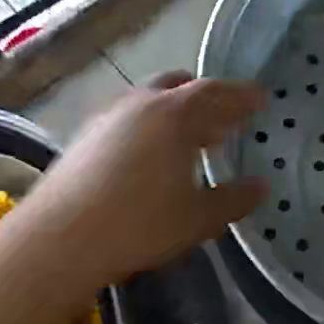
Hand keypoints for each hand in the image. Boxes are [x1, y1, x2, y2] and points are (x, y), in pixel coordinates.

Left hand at [12, 71, 267, 287]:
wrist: (62, 238)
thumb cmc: (140, 224)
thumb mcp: (198, 218)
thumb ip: (234, 200)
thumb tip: (261, 186)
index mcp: (174, 114)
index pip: (217, 93)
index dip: (242, 96)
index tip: (261, 99)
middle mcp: (140, 104)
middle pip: (180, 86)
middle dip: (205, 98)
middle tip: (223, 119)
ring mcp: (107, 117)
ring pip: (150, 101)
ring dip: (174, 112)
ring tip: (188, 139)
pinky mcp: (84, 137)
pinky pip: (128, 120)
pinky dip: (149, 127)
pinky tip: (149, 158)